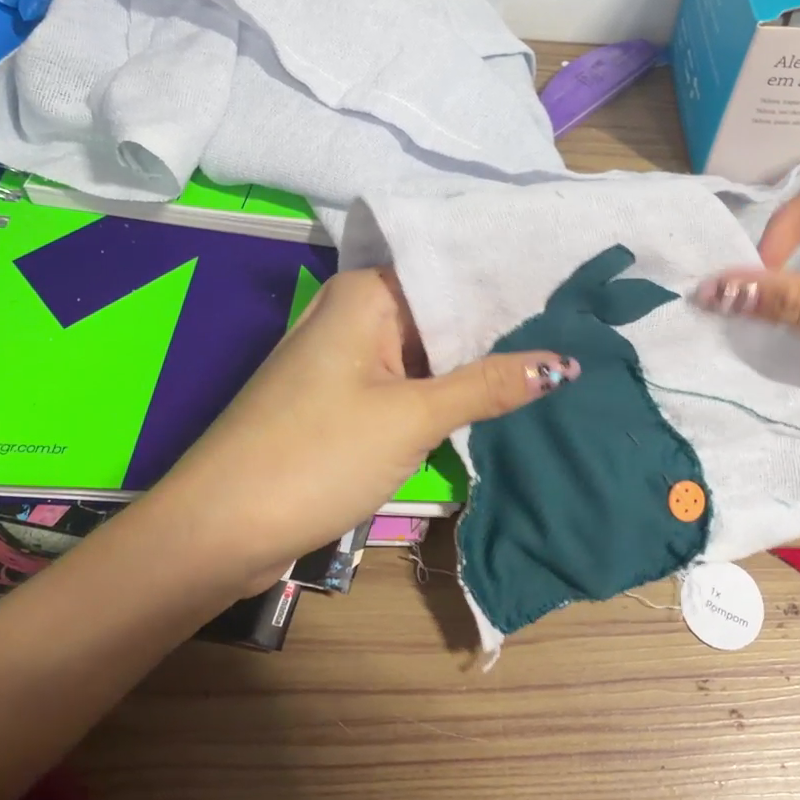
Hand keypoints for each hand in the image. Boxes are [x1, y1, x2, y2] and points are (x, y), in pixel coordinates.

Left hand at [161, 267, 577, 592]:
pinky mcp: (344, 400)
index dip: (509, 279)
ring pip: (428, 351)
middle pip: (442, 310)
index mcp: (364, 294)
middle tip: (579, 324)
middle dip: (502, 325)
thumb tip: (565, 363)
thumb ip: (488, 385)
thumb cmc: (316, 456)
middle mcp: (354, 314)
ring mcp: (347, 359)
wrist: (220, 530)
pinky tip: (501, 395)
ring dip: (478, 362)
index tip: (573, 284)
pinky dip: (448, 390)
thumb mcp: (413, 418)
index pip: (451, 269)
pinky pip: (408, 382)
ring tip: (559, 353)